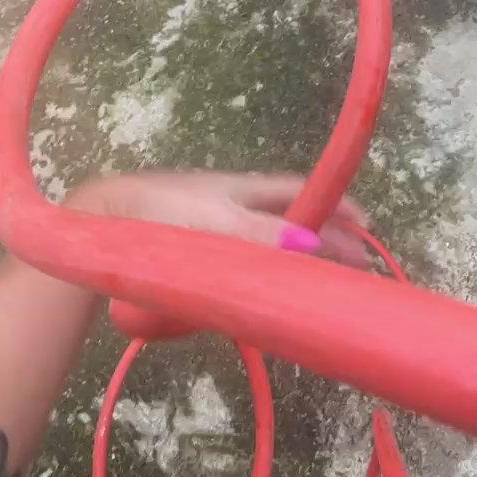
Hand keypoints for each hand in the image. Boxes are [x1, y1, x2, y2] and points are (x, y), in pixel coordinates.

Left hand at [65, 171, 373, 268]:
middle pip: (294, 220)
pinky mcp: (201, 252)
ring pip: (273, 241)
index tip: (368, 227)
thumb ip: (263, 236)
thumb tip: (315, 248)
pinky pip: (248, 259)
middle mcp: (237, 204)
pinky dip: (272, 270)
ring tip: (329, 280)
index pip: (303, 193)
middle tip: (358, 265)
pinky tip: (276, 287)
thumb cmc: (165, 211)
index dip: (336, 206)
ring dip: (303, 257)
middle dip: (327, 238)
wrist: (108, 219)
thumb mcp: (218, 220)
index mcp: (246, 188)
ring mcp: (219, 227)